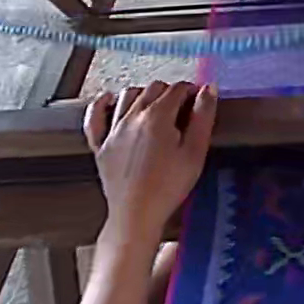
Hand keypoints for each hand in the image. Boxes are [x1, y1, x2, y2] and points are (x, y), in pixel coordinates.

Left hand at [83, 81, 217, 248]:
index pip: (177, 89)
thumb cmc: (169, 185)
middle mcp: (132, 117)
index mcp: (158, 117)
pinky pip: (95, 116)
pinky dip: (102, 103)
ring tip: (156, 104)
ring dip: (144, 93)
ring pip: (128, 94)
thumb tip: (208, 88)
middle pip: (154, 88)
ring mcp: (113, 130)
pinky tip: (111, 99)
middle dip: (171, 91)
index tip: (199, 99)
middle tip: (183, 104)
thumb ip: (204, 115)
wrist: (137, 215)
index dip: (192, 90)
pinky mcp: (100, 145)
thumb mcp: (196, 150)